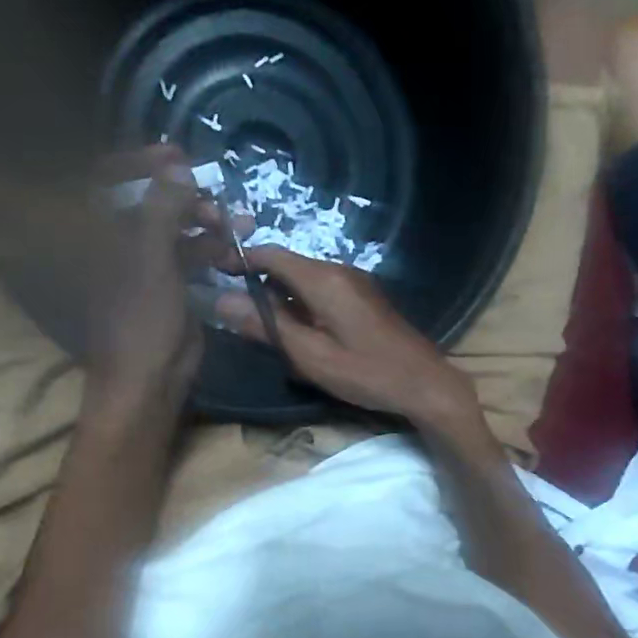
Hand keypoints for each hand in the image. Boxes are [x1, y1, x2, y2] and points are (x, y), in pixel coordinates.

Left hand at [83, 150, 211, 409]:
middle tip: (217, 199)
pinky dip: (212, 249)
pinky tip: (237, 249)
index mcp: (101, 234)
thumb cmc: (140, 319)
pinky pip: (191, 255)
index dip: (141, 163)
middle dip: (187, 196)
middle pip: (151, 202)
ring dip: (208, 222)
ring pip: (177, 228)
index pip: (109, 181)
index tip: (179, 154)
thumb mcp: (151, 259)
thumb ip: (162, 209)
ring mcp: (146, 265)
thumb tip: (178, 168)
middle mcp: (119, 244)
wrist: (148, 380)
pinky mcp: (170, 286)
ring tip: (240, 224)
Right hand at [216, 247, 479, 427]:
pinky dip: (299, 303)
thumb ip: (266, 325)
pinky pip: (320, 290)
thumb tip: (222, 300)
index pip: (271, 254)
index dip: (239, 258)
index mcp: (324, 279)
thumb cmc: (366, 372)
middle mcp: (339, 271)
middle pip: (286, 265)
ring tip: (259, 325)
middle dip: (256, 281)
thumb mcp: (309, 355)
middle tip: (232, 310)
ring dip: (278, 296)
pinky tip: (295, 331)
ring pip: (302, 279)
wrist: (425, 383)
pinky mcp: (362, 297)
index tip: (212, 271)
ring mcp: (354, 282)